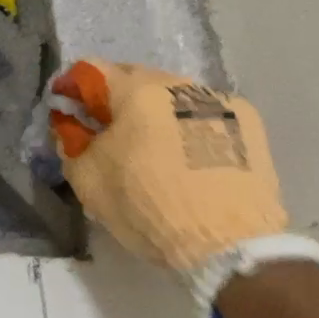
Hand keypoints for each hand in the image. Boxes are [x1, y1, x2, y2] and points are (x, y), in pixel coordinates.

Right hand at [50, 60, 288, 268]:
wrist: (229, 247)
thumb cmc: (148, 207)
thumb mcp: (87, 178)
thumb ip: (71, 141)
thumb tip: (72, 125)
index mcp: (137, 90)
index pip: (91, 70)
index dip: (73, 89)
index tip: (68, 112)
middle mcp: (180, 85)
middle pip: (136, 79)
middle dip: (116, 100)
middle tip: (108, 132)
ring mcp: (220, 103)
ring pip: (174, 96)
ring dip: (156, 113)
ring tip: (153, 148)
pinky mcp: (250, 126)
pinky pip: (206, 115)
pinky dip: (190, 127)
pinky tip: (190, 158)